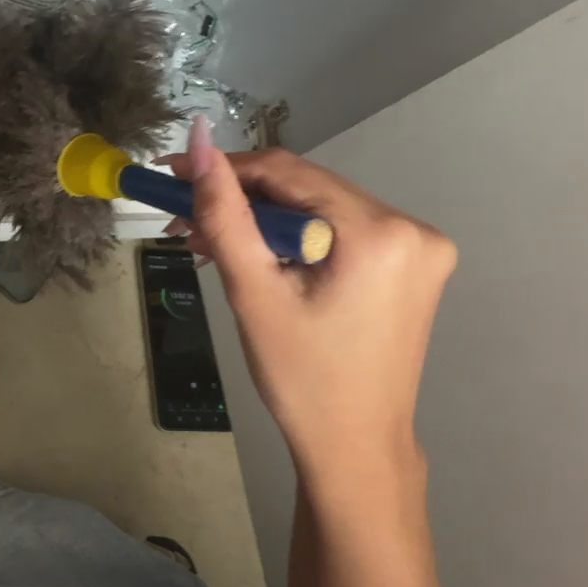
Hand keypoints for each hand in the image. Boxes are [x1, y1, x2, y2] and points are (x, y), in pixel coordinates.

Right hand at [165, 116, 455, 480]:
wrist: (354, 443)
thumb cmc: (300, 376)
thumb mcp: (253, 291)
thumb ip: (224, 213)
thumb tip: (196, 143)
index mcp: (380, 233)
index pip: (286, 172)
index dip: (222, 168)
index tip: (170, 176)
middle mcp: (411, 227)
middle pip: (303, 186)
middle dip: (238, 199)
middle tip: (182, 222)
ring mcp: (417, 245)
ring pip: (316, 205)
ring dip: (259, 218)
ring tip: (209, 244)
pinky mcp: (409, 262)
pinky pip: (336, 226)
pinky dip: (290, 235)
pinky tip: (255, 256)